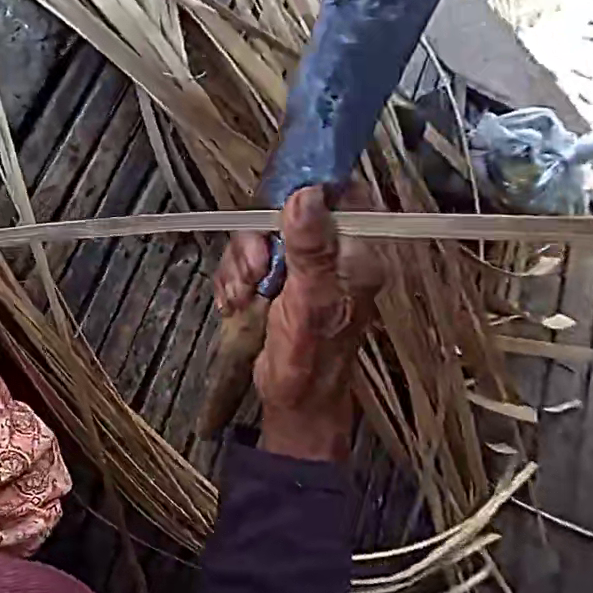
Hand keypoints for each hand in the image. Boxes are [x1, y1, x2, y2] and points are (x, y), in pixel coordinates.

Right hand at [214, 187, 384, 461]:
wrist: (293, 401)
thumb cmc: (311, 356)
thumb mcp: (311, 299)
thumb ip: (312, 247)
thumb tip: (306, 194)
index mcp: (358, 250)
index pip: (339, 194)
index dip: (304, 191)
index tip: (273, 210)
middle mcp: (332, 252)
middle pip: (285, 213)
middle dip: (256, 241)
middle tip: (253, 271)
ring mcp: (302, 265)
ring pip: (260, 236)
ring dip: (240, 265)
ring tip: (241, 296)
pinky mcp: (276, 278)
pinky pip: (245, 259)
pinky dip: (233, 278)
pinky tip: (235, 301)